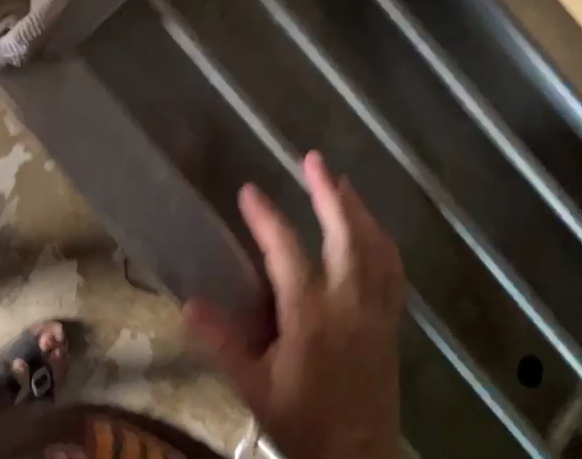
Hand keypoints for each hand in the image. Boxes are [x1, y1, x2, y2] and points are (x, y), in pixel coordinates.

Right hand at [186, 151, 403, 458]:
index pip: (287, 252)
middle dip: (329, 194)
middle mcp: (349, 305)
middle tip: (313, 159)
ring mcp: (376, 313)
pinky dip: (383, 242)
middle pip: (346, 237)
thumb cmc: (303, 422)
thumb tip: (188, 302)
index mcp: (311, 316)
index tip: (248, 191)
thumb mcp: (255, 389)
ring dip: (359, 211)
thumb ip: (223, 344)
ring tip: (342, 182)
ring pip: (375, 249)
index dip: (266, 218)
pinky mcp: (391, 325)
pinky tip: (373, 231)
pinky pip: (393, 272)